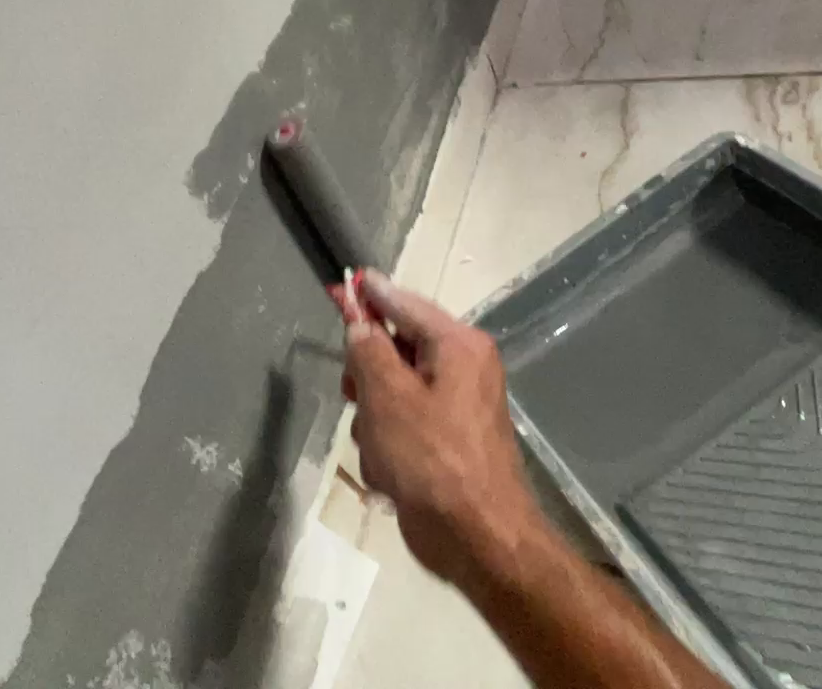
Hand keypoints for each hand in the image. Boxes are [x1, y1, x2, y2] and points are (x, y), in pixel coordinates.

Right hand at [333, 269, 542, 591]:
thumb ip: (368, 351)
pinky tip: (389, 474)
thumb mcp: (388, 396)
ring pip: (392, 391)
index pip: (404, 304)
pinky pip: (403, 424)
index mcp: (457, 345)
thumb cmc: (432, 458)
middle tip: (353, 395)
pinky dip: (389, 444)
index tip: (341, 282)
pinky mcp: (446, 440)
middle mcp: (462, 367)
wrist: (479, 538)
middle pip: (396, 349)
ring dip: (374, 419)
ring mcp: (455, 405)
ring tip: (380, 450)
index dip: (368, 295)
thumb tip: (361, 323)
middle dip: (368, 377)